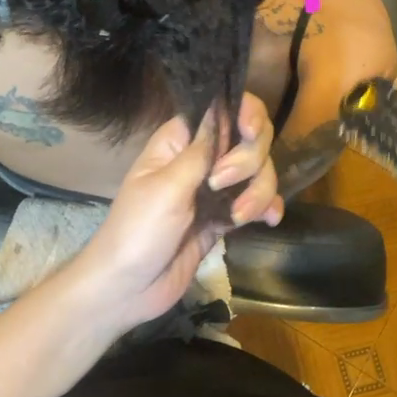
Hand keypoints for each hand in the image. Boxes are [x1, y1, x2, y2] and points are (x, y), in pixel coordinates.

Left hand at [69, 95, 283, 327]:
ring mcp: (214, 191)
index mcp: (178, 142)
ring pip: (259, 173)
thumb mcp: (167, 187)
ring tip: (239, 218)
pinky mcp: (223, 218)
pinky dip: (267, 208)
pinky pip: (257, 203)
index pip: (221, 109)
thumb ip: (201, 150)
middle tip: (222, 185)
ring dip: (259, 192)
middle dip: (250, 161)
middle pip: (250, 139)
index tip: (249, 132)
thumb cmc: (137, 232)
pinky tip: (268, 220)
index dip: (244, 114)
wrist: (128, 288)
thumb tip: (222, 107)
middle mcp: (199, 159)